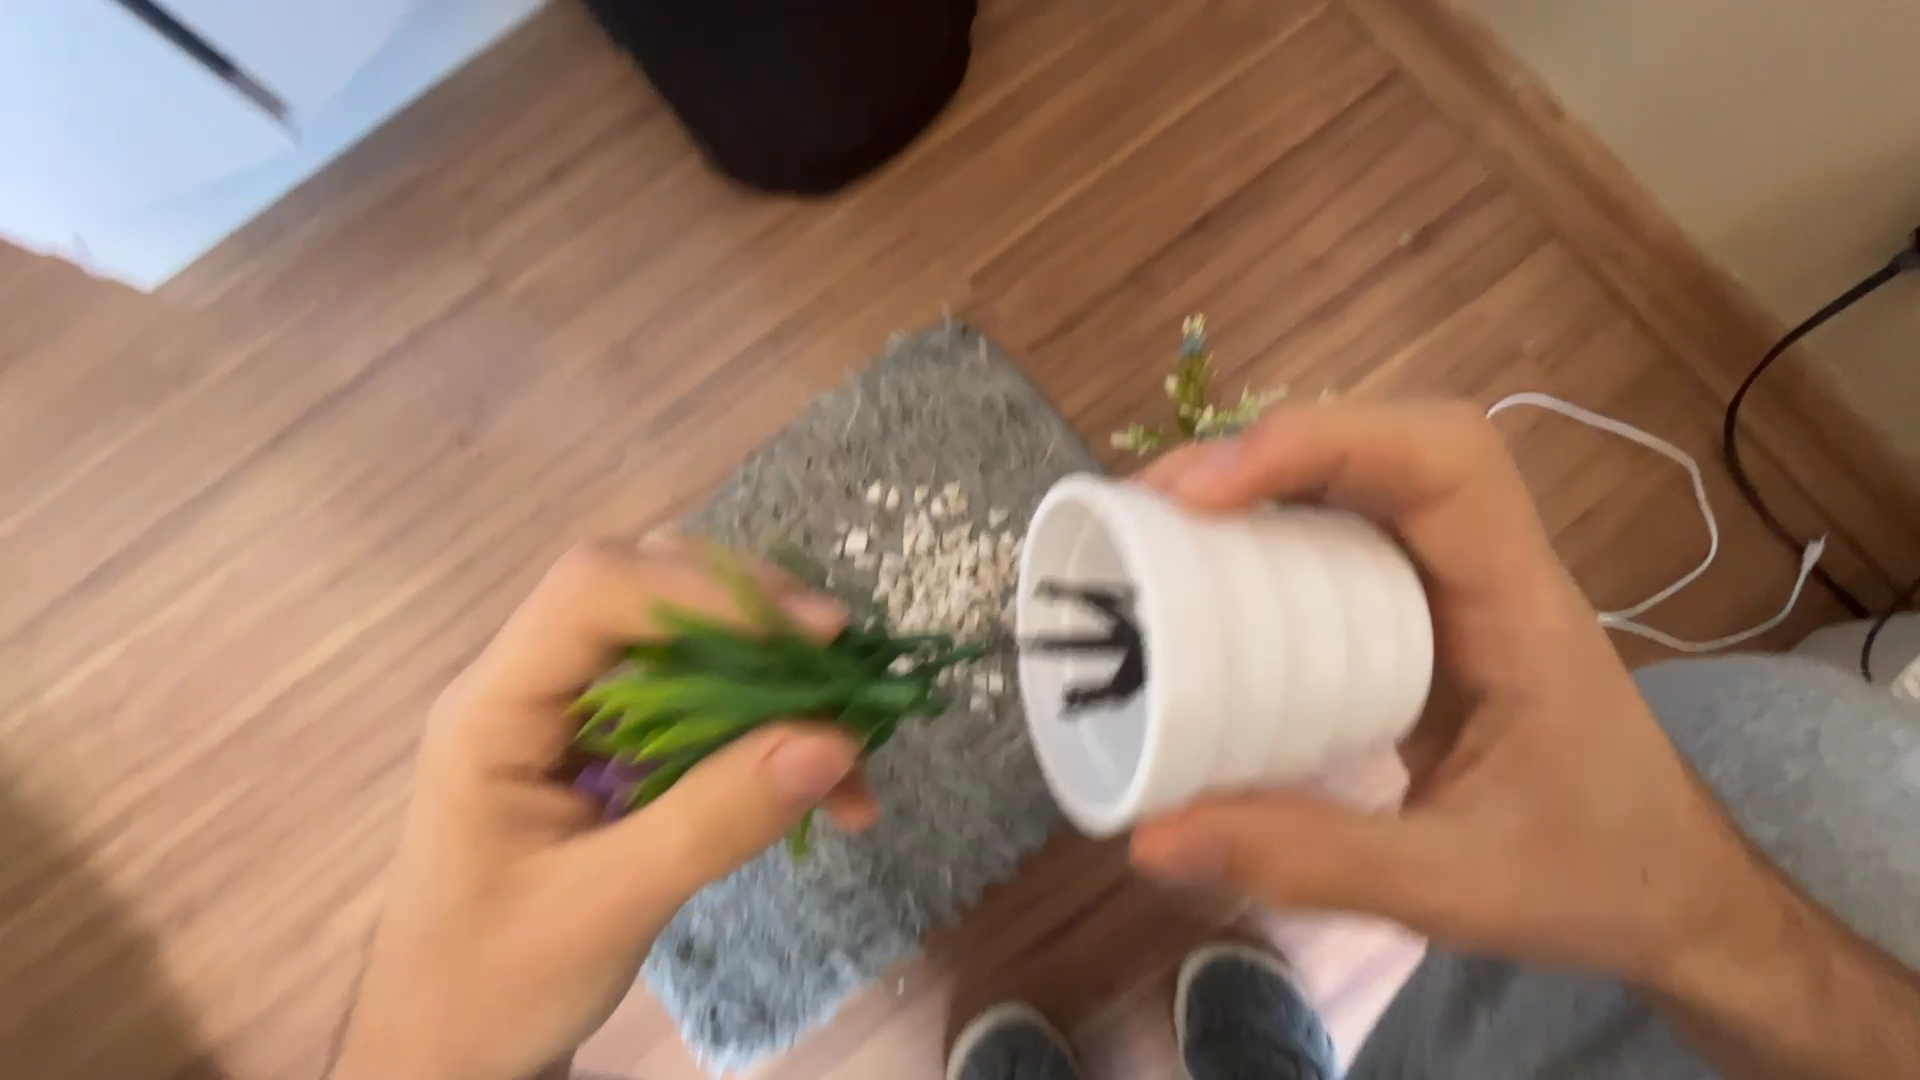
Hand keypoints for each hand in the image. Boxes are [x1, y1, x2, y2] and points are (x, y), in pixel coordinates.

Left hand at [332, 538, 879, 1079]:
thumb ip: (715, 821)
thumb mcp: (606, 907)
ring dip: (781, 671)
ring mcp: (591, 707)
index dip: (710, 590)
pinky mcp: (632, 740)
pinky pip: (717, 698)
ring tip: (849, 731)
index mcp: (500, 704)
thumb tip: (833, 740)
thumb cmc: (495, 984)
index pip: (597, 591)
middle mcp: (547, 681)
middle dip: (757, 610)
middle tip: (836, 651)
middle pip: (654, 583)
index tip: (816, 628)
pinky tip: (835, 787)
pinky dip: (782, 728)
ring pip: (696, 633)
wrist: (459, 1045)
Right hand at [1125, 403, 1778, 986]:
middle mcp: (1479, 564)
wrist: (1669, 890)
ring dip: (1250, 476)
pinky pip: (1333, 528)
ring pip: (1352, 476)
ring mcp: (1445, 577)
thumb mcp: (1457, 888)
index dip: (1315, 445)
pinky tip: (1205, 564)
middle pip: (1380, 443)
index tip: (1204, 496)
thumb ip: (1308, 861)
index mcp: (1516, 605)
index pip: (1440, 460)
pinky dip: (1261, 520)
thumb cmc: (1594, 876)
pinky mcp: (1410, 603)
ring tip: (1157, 521)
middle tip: (1151, 505)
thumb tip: (1149, 838)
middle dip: (1256, 452)